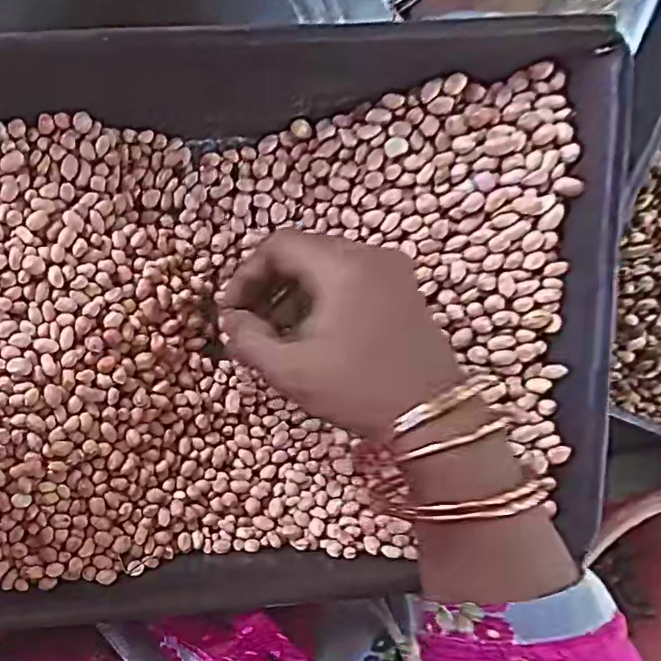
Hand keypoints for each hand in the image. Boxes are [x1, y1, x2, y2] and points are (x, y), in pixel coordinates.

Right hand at [218, 231, 463, 436]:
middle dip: (265, 286)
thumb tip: (230, 320)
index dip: (245, 275)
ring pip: (324, 268)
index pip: (278, 245)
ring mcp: (391, 273)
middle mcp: (369, 256)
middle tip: (246, 324)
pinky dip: (318, 300)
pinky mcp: (401, 292)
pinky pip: (347, 282)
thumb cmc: (355, 389)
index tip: (230, 311)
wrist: (430, 415)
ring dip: (290, 295)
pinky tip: (307, 337)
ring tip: (273, 336)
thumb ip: (247, 340)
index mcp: (342, 266)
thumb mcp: (289, 370)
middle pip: (302, 253)